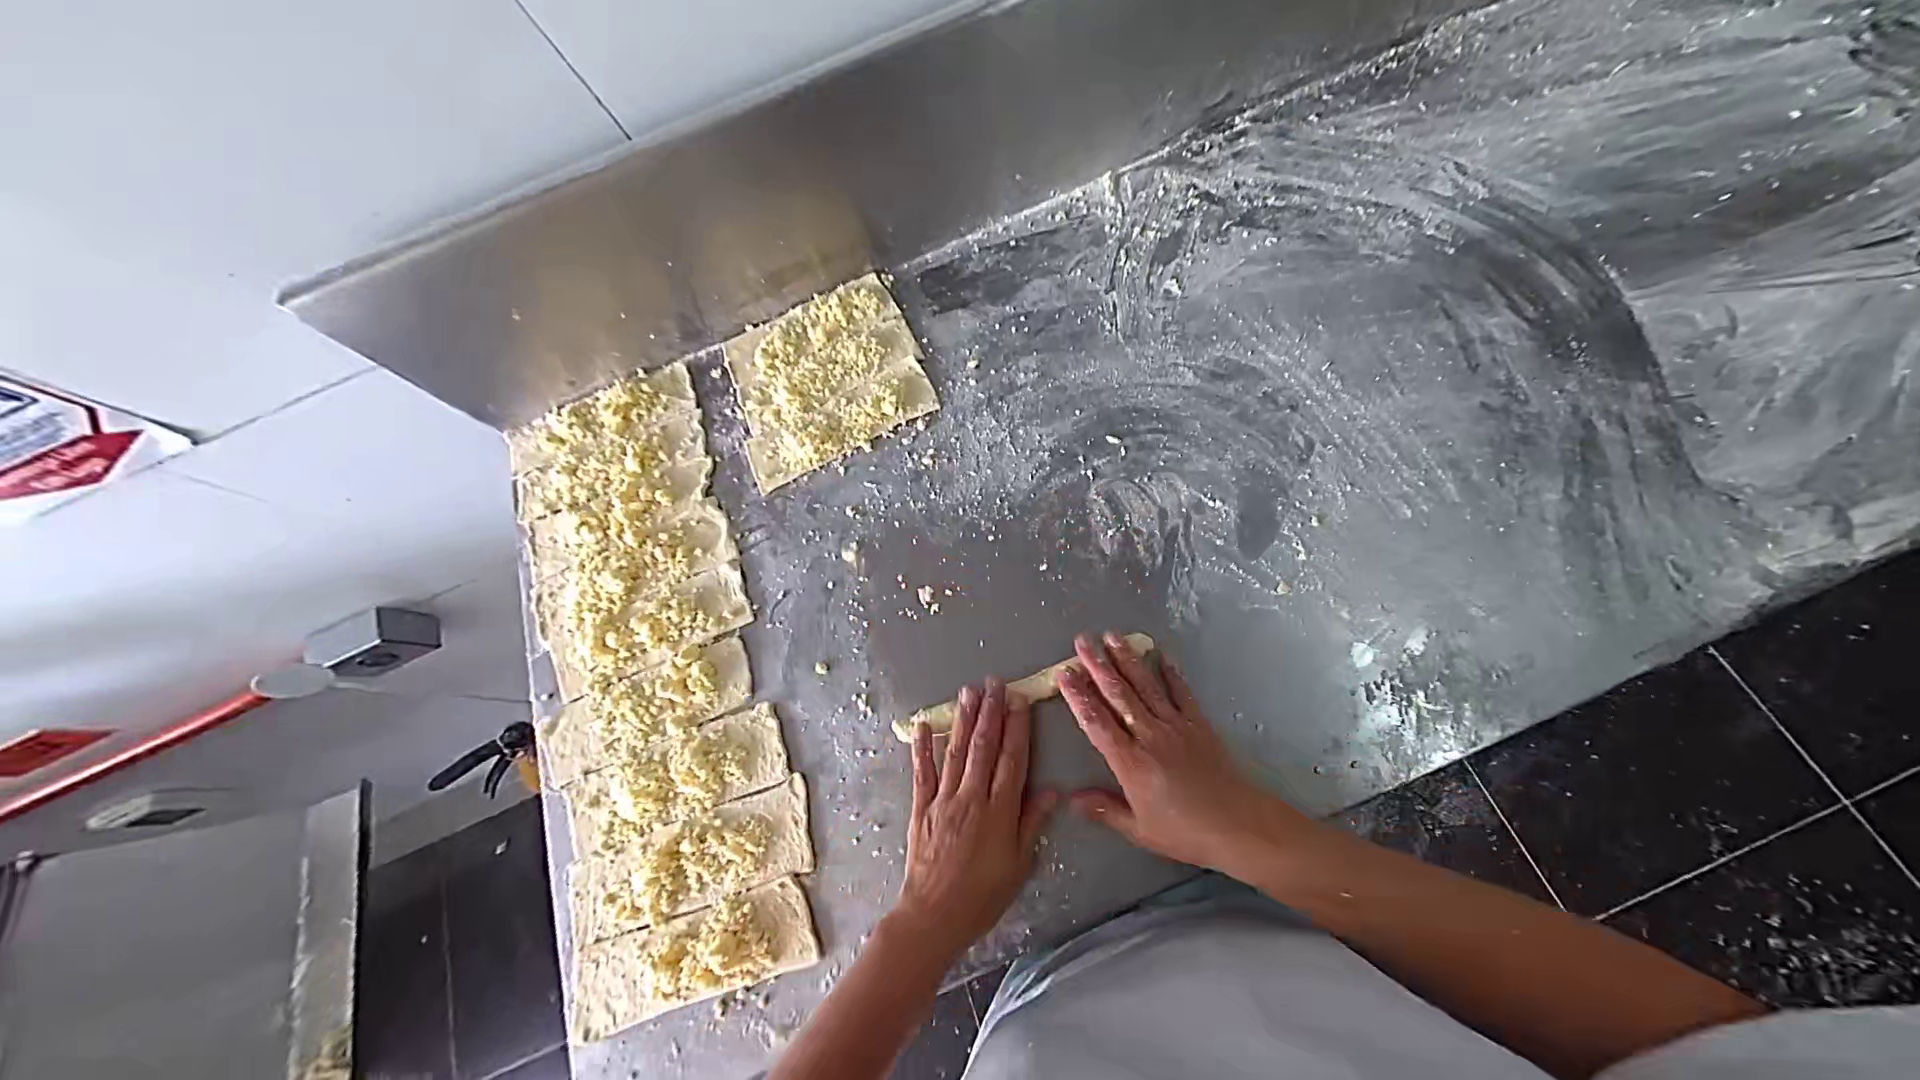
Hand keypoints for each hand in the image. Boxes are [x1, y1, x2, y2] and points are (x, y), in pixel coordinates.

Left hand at [891, 677, 1056, 957]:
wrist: (933, 917)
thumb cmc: (982, 896)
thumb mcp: (1019, 865)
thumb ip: (1032, 824)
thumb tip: (1053, 791)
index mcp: (999, 811)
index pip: (1012, 759)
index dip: (1017, 728)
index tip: (1019, 701)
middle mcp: (971, 797)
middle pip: (983, 747)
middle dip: (990, 712)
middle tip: (994, 682)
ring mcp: (943, 800)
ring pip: (955, 751)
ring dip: (963, 719)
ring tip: (968, 692)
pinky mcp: (921, 808)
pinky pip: (922, 772)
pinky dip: (922, 748)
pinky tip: (923, 726)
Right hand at [1058, 631, 1312, 873]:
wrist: (1240, 826)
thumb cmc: (1185, 832)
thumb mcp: (1139, 830)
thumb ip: (1105, 809)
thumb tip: (1070, 798)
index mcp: (1130, 762)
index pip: (1097, 722)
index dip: (1078, 696)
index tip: (1064, 673)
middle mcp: (1149, 736)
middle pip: (1118, 694)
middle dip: (1097, 665)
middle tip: (1082, 641)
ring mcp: (1176, 726)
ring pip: (1145, 686)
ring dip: (1127, 659)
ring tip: (1111, 636)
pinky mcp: (1199, 724)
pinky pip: (1181, 692)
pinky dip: (1170, 672)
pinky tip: (1160, 654)